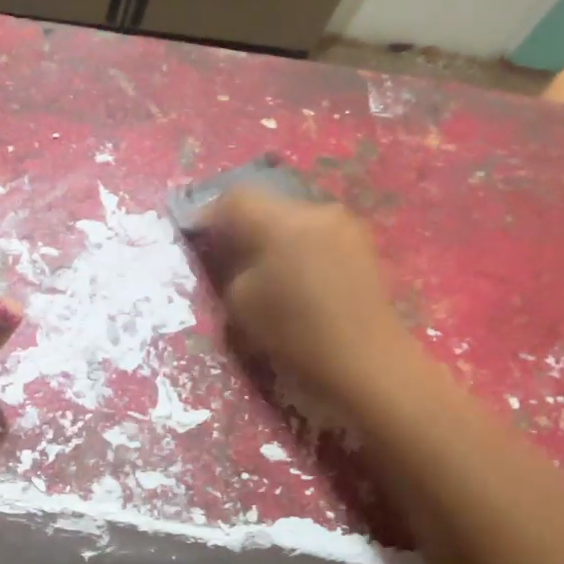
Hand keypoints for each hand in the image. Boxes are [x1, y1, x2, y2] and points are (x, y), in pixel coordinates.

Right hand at [202, 187, 414, 401]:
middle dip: (244, 227)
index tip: (197, 241)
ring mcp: (345, 227)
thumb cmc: (295, 336)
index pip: (234, 198)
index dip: (209, 216)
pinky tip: (295, 281)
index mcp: (282, 221)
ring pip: (294, 221)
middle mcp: (316, 211)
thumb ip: (231, 268)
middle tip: (228, 258)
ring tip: (263, 273)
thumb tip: (234, 254)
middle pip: (267, 205)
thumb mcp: (241, 305)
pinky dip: (298, 251)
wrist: (366, 365)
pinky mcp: (362, 247)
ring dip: (274, 239)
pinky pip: (317, 237)